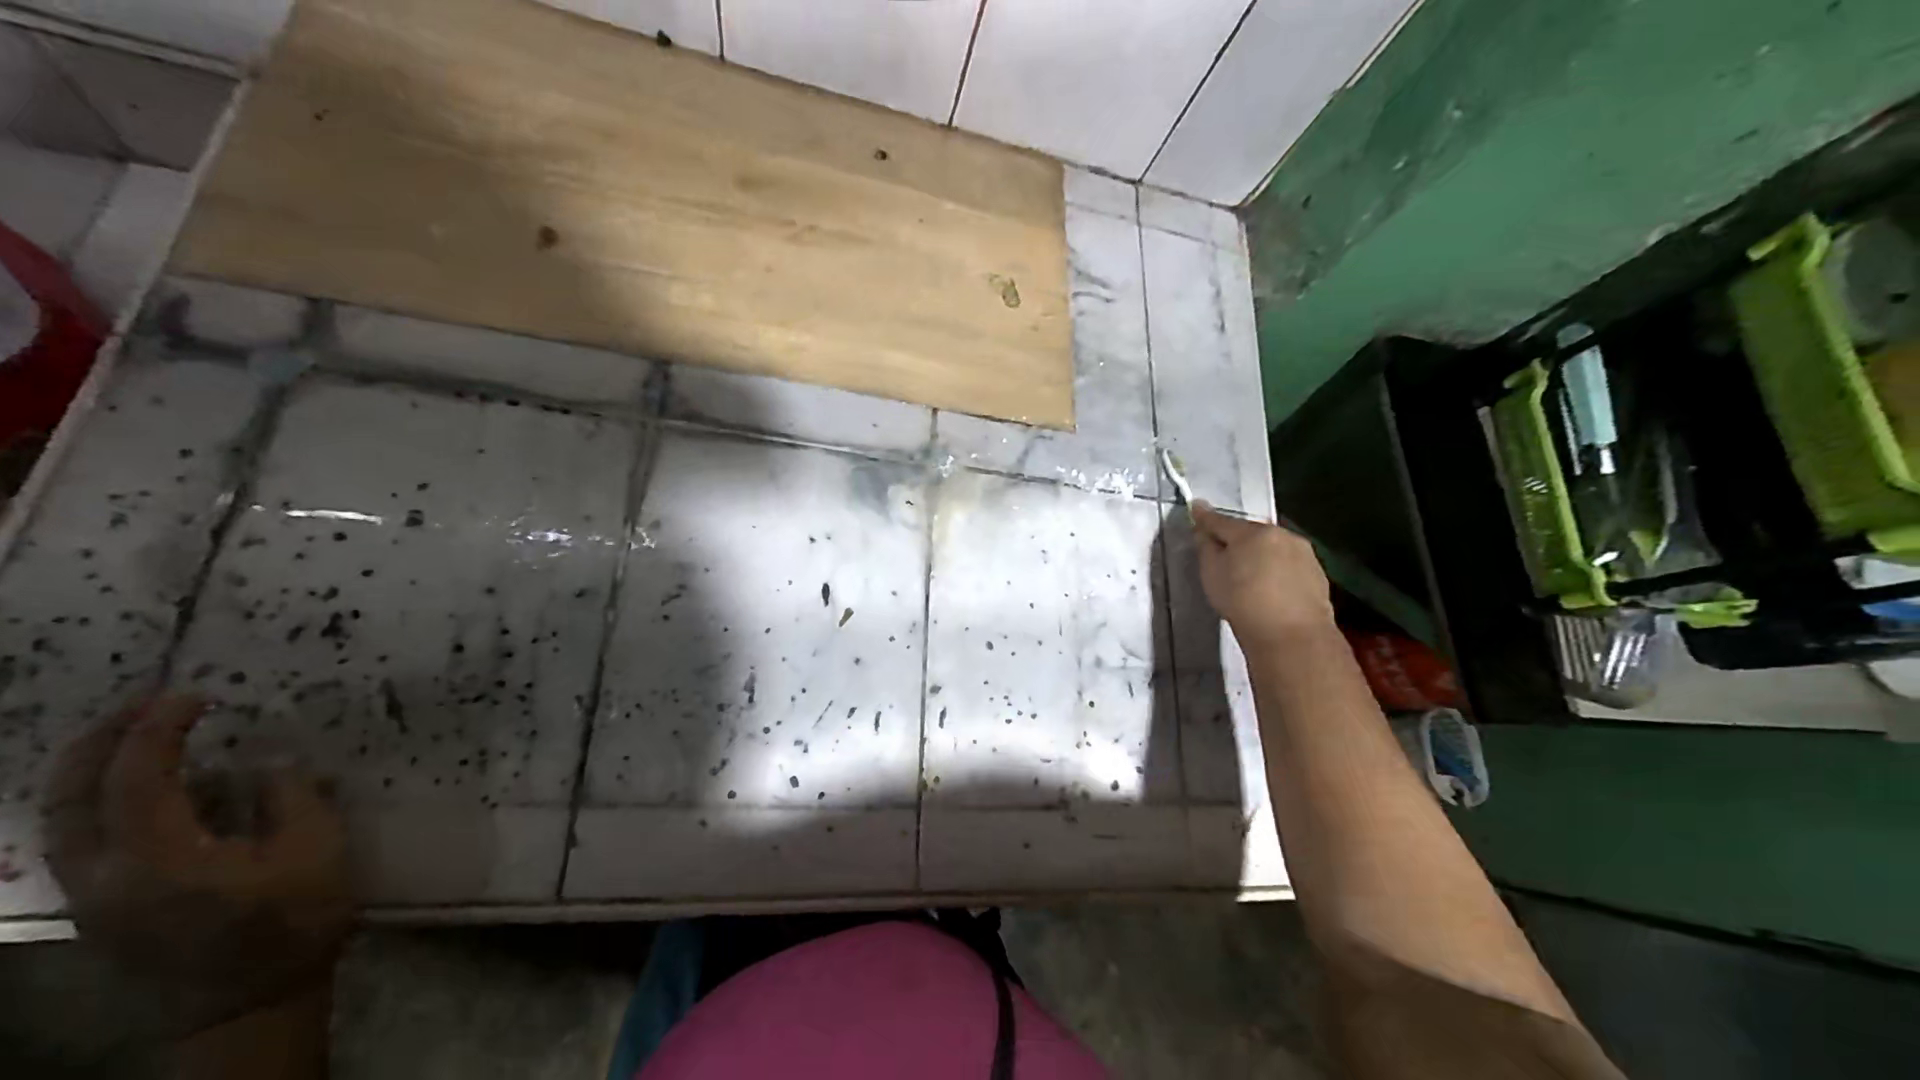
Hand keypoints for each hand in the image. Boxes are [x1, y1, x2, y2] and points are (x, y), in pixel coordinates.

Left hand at [42, 695, 349, 1032]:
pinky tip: (153, 788)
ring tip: (141, 734)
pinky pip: (80, 837)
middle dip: (100, 740)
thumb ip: (289, 798)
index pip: (139, 778)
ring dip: (94, 768)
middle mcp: (103, 876)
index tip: (193, 696)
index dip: (159, 730)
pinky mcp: (101, 905)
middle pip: (70, 796)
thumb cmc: (293, 921)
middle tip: (145, 701)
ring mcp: (92, 895)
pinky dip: (103, 798)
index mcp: (158, 860)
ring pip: (62, 819)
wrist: (251, 1001)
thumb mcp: (315, 851)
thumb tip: (269, 761)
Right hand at [1190, 501, 1333, 646]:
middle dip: (1237, 539)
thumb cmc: (1243, 603)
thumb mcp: (1211, 574)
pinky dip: (1278, 570)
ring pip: (1273, 548)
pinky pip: (1289, 565)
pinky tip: (1271, 589)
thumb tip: (1205, 531)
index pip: (1222, 521)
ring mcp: (1304, 553)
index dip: (1205, 517)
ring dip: (1260, 554)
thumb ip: (1206, 547)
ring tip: (1249, 575)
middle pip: (1250, 532)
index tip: (1196, 508)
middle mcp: (1281, 535)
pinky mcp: (1318, 574)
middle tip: (1223, 554)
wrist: (1292, 636)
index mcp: (1252, 532)